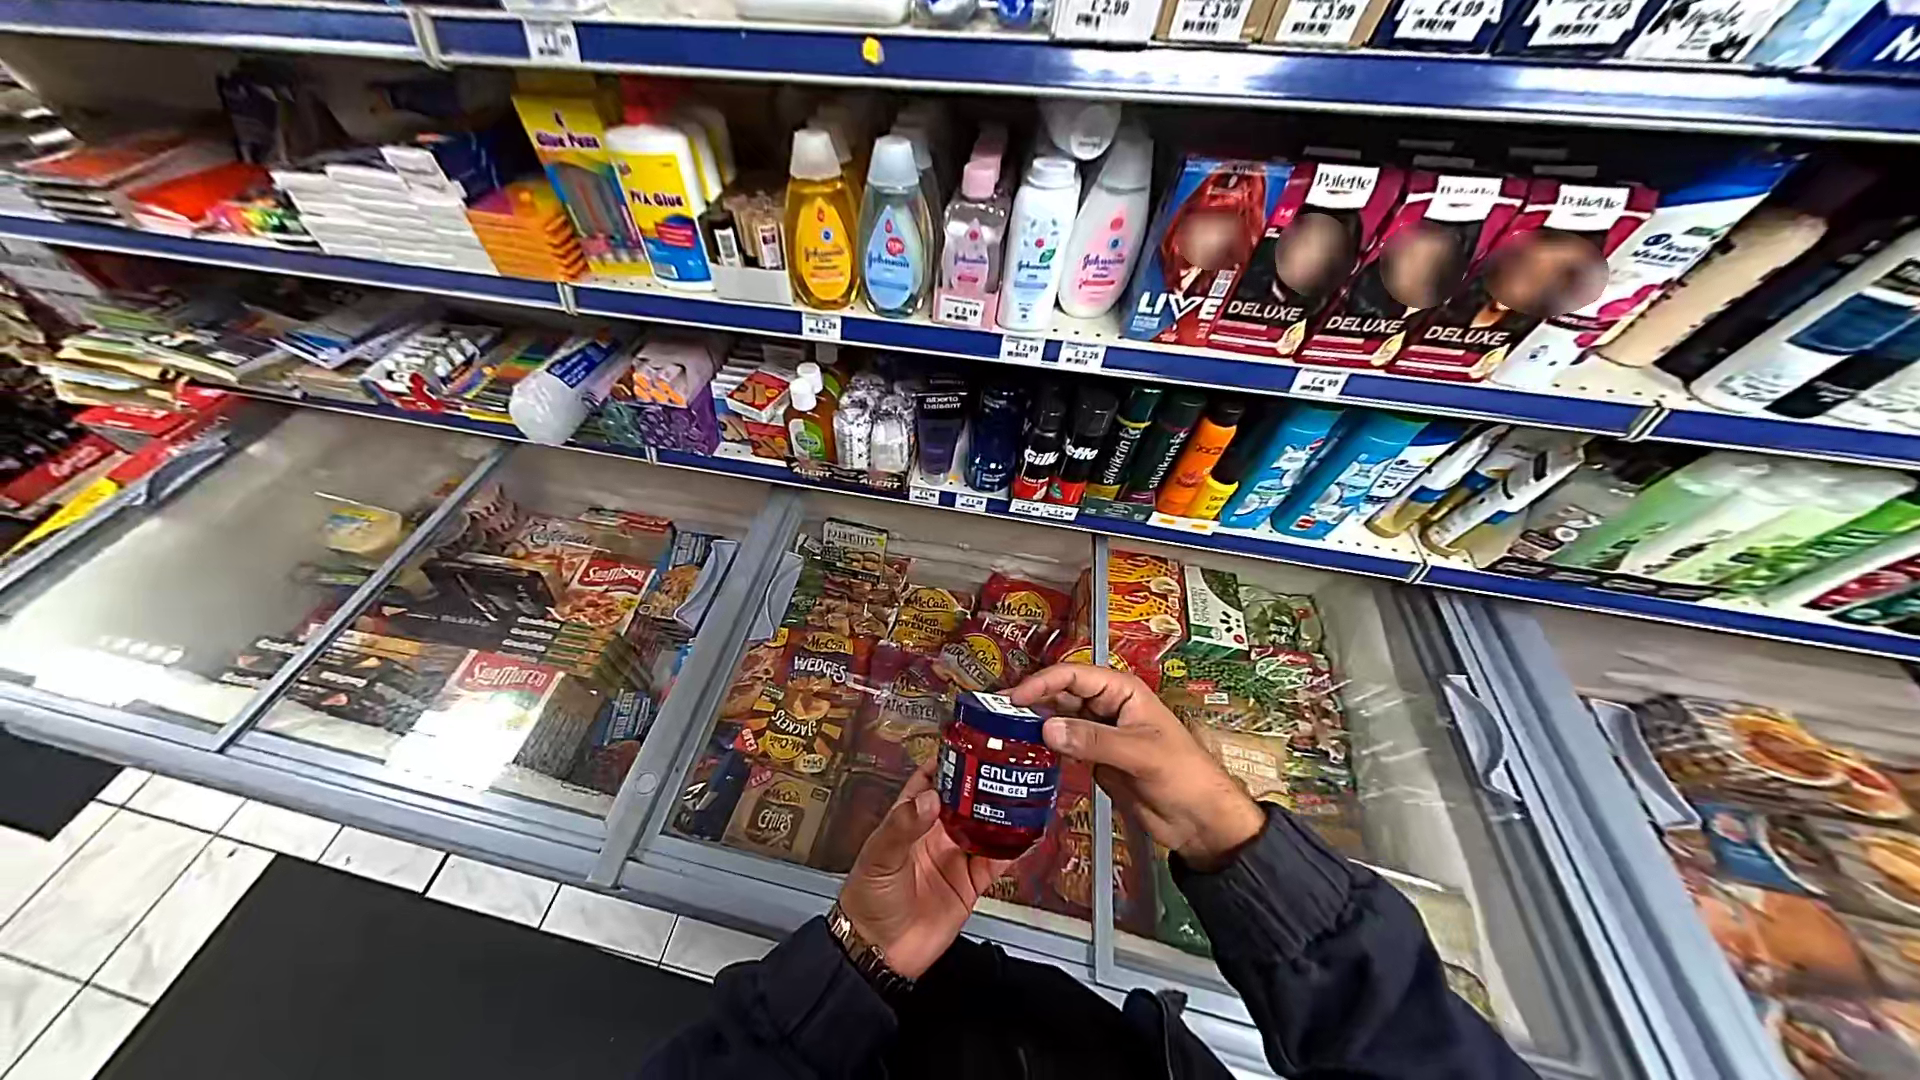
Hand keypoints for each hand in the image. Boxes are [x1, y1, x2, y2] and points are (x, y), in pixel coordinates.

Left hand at [836, 760, 1011, 979]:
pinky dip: (1012, 850)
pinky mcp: (969, 885)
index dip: (948, 762)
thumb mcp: (879, 855)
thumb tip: (931, 797)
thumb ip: (903, 826)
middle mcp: (936, 833)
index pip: (931, 781)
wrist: (878, 953)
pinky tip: (1026, 835)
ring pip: (985, 828)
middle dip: (984, 784)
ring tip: (1023, 792)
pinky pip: (995, 863)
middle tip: (1007, 765)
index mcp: (911, 818)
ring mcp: (955, 858)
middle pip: (965, 801)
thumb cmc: (867, 897)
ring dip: (1002, 814)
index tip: (968, 744)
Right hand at [1009, 663, 1264, 870]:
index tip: (1016, 698)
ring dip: (1034, 719)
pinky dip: (1044, 742)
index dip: (1043, 682)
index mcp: (1121, 690)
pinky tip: (1024, 747)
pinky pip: (1063, 742)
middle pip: (1062, 693)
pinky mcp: (1094, 756)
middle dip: (1032, 698)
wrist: (1200, 821)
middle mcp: (1106, 705)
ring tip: (1002, 727)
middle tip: (998, 710)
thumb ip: (1093, 740)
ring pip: (1059, 716)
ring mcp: (1099, 731)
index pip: (1074, 676)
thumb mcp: (1140, 753)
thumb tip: (1046, 728)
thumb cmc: (1183, 775)